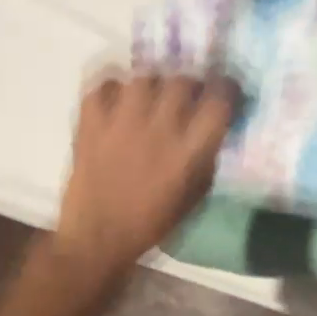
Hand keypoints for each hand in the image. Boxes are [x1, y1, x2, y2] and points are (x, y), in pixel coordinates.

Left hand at [55, 74, 235, 269]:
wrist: (97, 238)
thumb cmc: (152, 222)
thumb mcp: (195, 194)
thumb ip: (206, 157)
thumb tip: (214, 129)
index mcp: (187, 151)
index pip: (217, 102)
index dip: (227, 89)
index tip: (226, 91)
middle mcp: (156, 129)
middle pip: (182, 81)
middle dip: (190, 84)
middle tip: (188, 95)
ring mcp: (119, 123)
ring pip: (144, 77)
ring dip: (154, 83)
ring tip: (152, 96)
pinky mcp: (89, 123)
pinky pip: (103, 84)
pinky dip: (113, 86)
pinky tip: (119, 100)